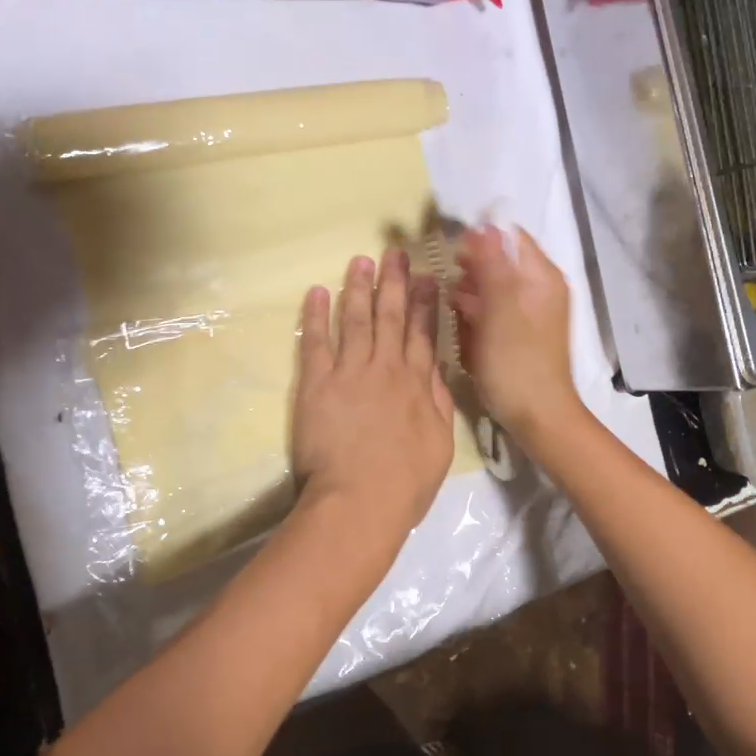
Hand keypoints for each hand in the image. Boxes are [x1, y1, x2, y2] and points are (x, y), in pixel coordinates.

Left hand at [291, 249, 456, 535]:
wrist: (360, 501)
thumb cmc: (404, 482)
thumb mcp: (439, 443)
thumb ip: (438, 402)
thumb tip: (436, 369)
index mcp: (416, 383)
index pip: (422, 333)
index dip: (425, 303)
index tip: (427, 277)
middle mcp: (385, 368)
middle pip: (390, 317)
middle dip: (394, 282)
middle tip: (394, 253)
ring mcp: (350, 372)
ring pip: (356, 320)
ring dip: (358, 288)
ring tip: (361, 261)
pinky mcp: (317, 383)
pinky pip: (316, 342)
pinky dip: (317, 315)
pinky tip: (318, 292)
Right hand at [452, 225, 583, 442]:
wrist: (538, 417)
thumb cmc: (517, 363)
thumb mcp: (499, 310)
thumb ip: (492, 265)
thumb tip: (483, 225)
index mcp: (542, 277)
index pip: (511, 236)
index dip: (482, 238)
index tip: (453, 252)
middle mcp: (542, 288)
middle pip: (502, 261)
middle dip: (474, 271)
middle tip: (454, 288)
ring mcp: (534, 312)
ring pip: (496, 287)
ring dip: (474, 295)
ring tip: (459, 312)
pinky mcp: (523, 333)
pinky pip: (497, 310)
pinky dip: (481, 315)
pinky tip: (467, 330)